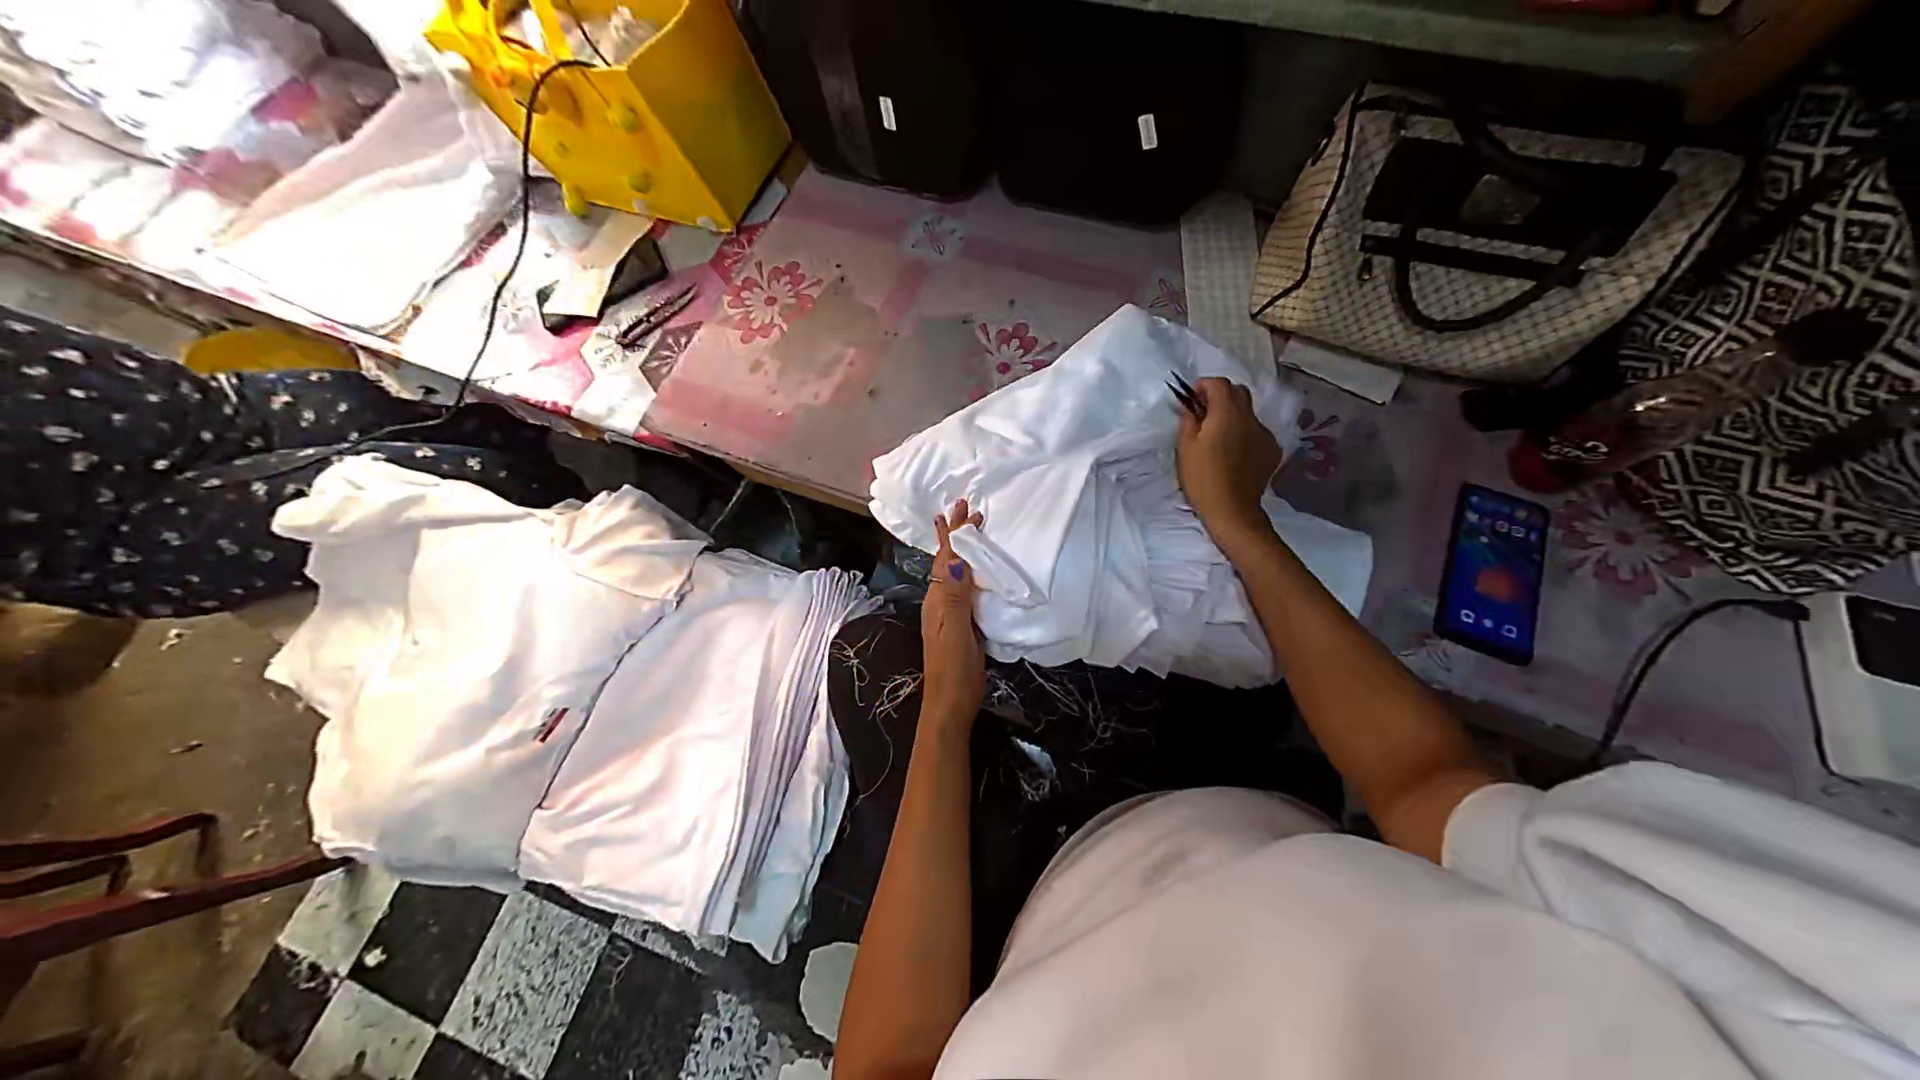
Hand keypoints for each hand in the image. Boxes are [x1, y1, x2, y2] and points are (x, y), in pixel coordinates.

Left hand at [921, 499, 985, 727]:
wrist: (951, 704)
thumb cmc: (954, 669)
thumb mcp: (956, 632)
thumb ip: (956, 597)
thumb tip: (956, 560)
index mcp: (938, 600)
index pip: (947, 559)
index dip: (955, 534)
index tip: (965, 509)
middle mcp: (940, 601)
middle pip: (947, 561)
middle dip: (954, 535)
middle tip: (963, 507)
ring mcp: (948, 613)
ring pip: (954, 572)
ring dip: (961, 549)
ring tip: (966, 530)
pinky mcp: (960, 624)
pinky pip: (963, 587)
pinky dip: (969, 570)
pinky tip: (976, 571)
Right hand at [1175, 377, 1281, 544]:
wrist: (1232, 511)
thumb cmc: (1202, 479)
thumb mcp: (1185, 448)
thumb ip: (1188, 420)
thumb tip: (1189, 406)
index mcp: (1227, 414)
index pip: (1219, 384)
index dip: (1203, 385)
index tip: (1191, 398)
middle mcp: (1250, 418)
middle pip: (1239, 393)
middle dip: (1221, 396)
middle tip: (1204, 413)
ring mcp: (1265, 434)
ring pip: (1249, 413)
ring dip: (1233, 416)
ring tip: (1219, 437)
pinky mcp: (1272, 450)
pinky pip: (1257, 432)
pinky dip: (1244, 434)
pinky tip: (1234, 453)